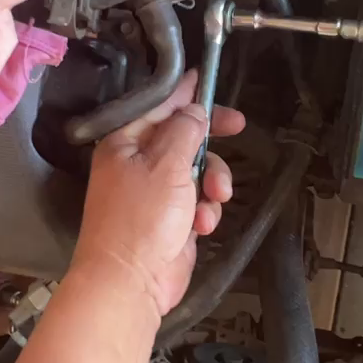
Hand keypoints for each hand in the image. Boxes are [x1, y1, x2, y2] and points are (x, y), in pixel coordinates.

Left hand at [70, 70, 244, 319]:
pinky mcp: (169, 219)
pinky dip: (204, 211)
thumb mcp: (167, 165)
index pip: (158, 106)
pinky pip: (197, 202)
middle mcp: (137, 163)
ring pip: (196, 170)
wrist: (129, 283)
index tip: (209, 79)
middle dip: (209, 140)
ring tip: (215, 199)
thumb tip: (195, 112)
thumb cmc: (141, 219)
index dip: (186, 92)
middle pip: (182, 137)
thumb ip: (185, 131)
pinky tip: (201, 225)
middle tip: (237, 127)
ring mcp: (153, 192)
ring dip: (212, 183)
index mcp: (125, 143)